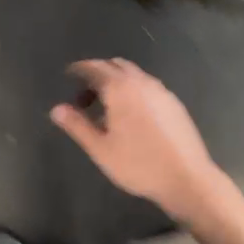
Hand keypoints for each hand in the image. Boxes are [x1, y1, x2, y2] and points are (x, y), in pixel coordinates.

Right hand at [51, 59, 229, 222]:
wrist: (186, 177)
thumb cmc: (138, 164)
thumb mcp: (101, 149)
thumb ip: (77, 125)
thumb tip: (57, 109)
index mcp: (120, 88)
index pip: (95, 68)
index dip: (79, 69)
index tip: (68, 74)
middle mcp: (141, 82)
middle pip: (115, 65)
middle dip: (97, 74)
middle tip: (84, 96)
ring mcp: (161, 91)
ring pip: (133, 75)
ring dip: (116, 82)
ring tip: (106, 109)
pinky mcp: (174, 102)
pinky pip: (147, 86)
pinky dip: (133, 90)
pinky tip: (131, 116)